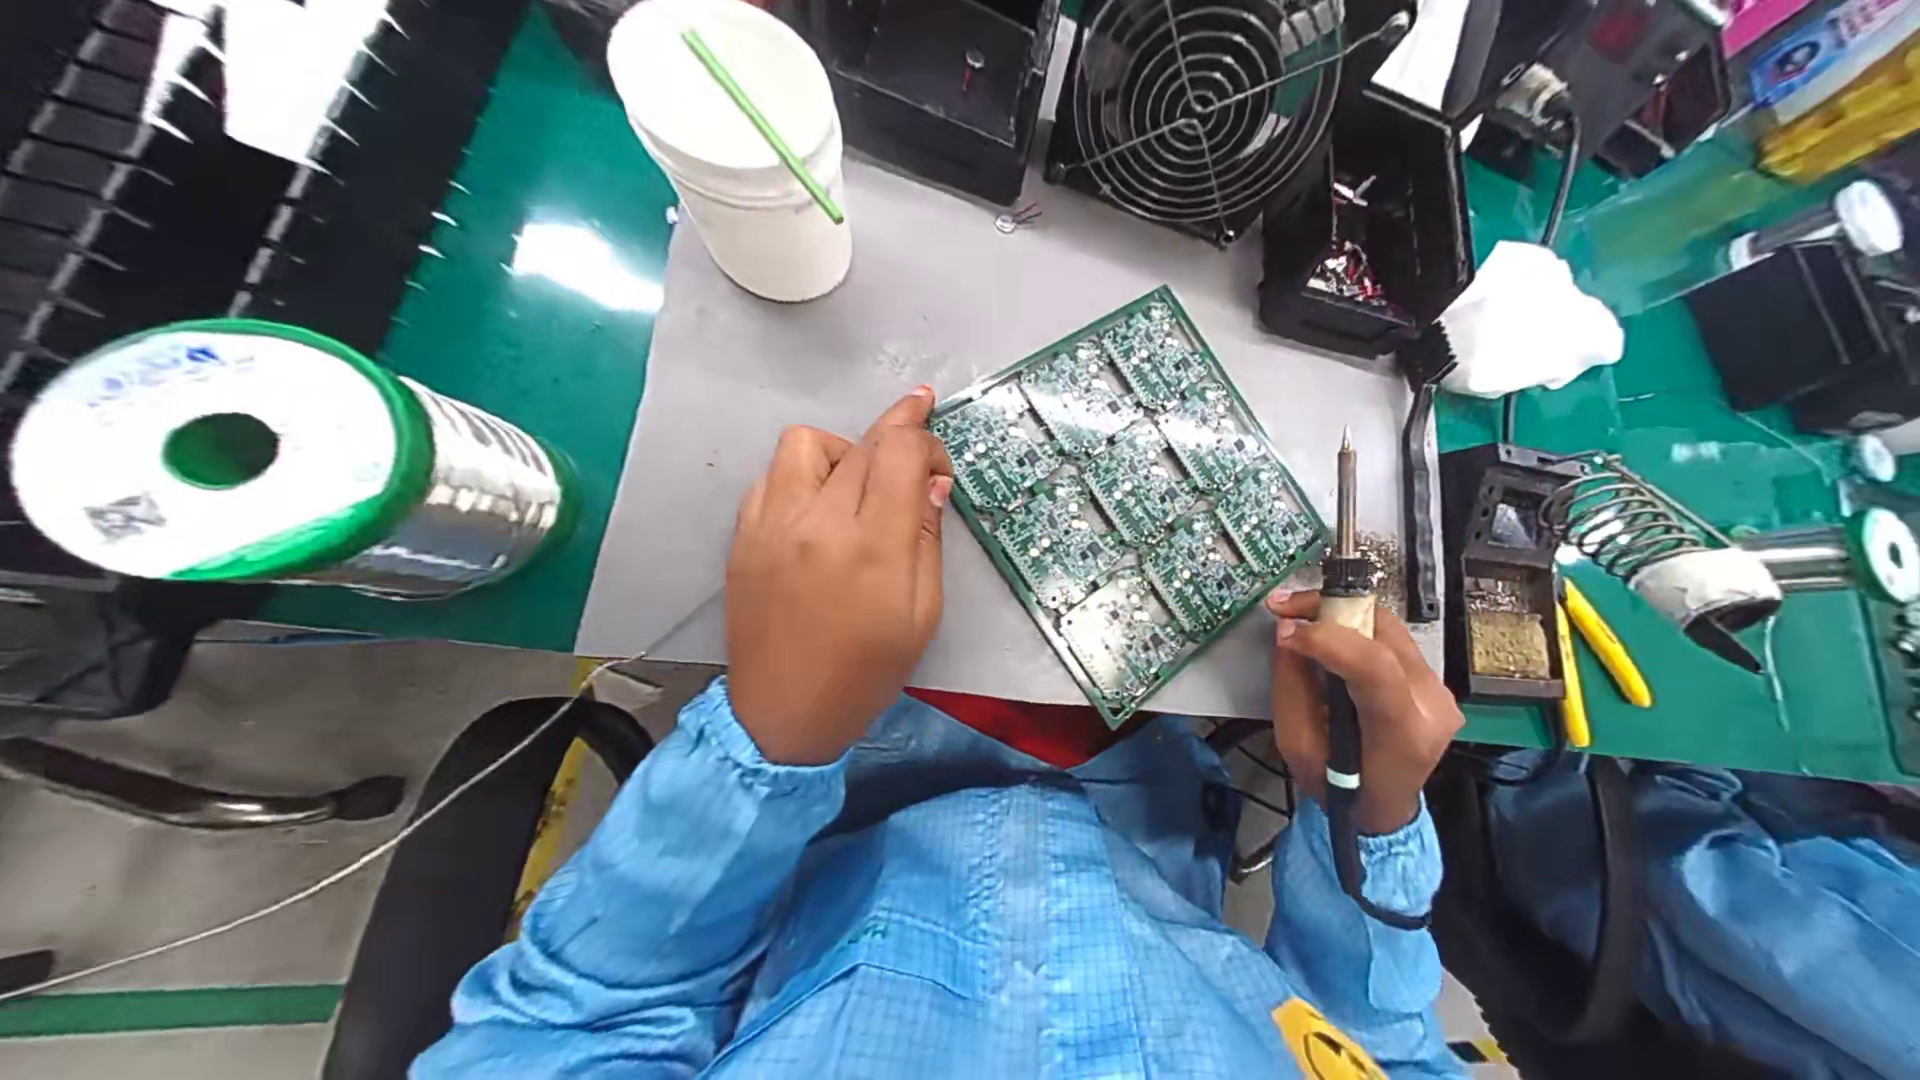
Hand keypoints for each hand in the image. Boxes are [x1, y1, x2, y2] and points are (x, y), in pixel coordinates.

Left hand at [725, 388, 953, 763]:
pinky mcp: (743, 535)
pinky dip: (803, 477)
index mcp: (872, 547)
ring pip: (807, 442)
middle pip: (862, 442)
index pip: (900, 451)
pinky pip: (773, 476)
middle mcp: (818, 522)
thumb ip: (927, 538)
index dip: (926, 439)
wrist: (784, 713)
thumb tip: (932, 482)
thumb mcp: (922, 613)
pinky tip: (816, 511)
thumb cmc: (866, 673)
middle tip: (913, 462)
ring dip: (844, 452)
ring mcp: (771, 525)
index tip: (937, 460)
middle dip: (898, 434)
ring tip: (857, 487)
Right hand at [1266, 590, 1462, 833]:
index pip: (1376, 669)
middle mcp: (1433, 703)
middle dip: (1328, 609)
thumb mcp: (1297, 745)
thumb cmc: (1336, 787)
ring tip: (1295, 613)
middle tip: (1282, 607)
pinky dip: (1350, 626)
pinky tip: (1321, 630)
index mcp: (1403, 734)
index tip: (1283, 628)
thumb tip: (1288, 635)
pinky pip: (1387, 637)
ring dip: (1337, 612)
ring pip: (1386, 627)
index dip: (1327, 639)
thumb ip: (1292, 688)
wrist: (1381, 807)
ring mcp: (1439, 688)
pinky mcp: (1430, 678)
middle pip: (1384, 633)